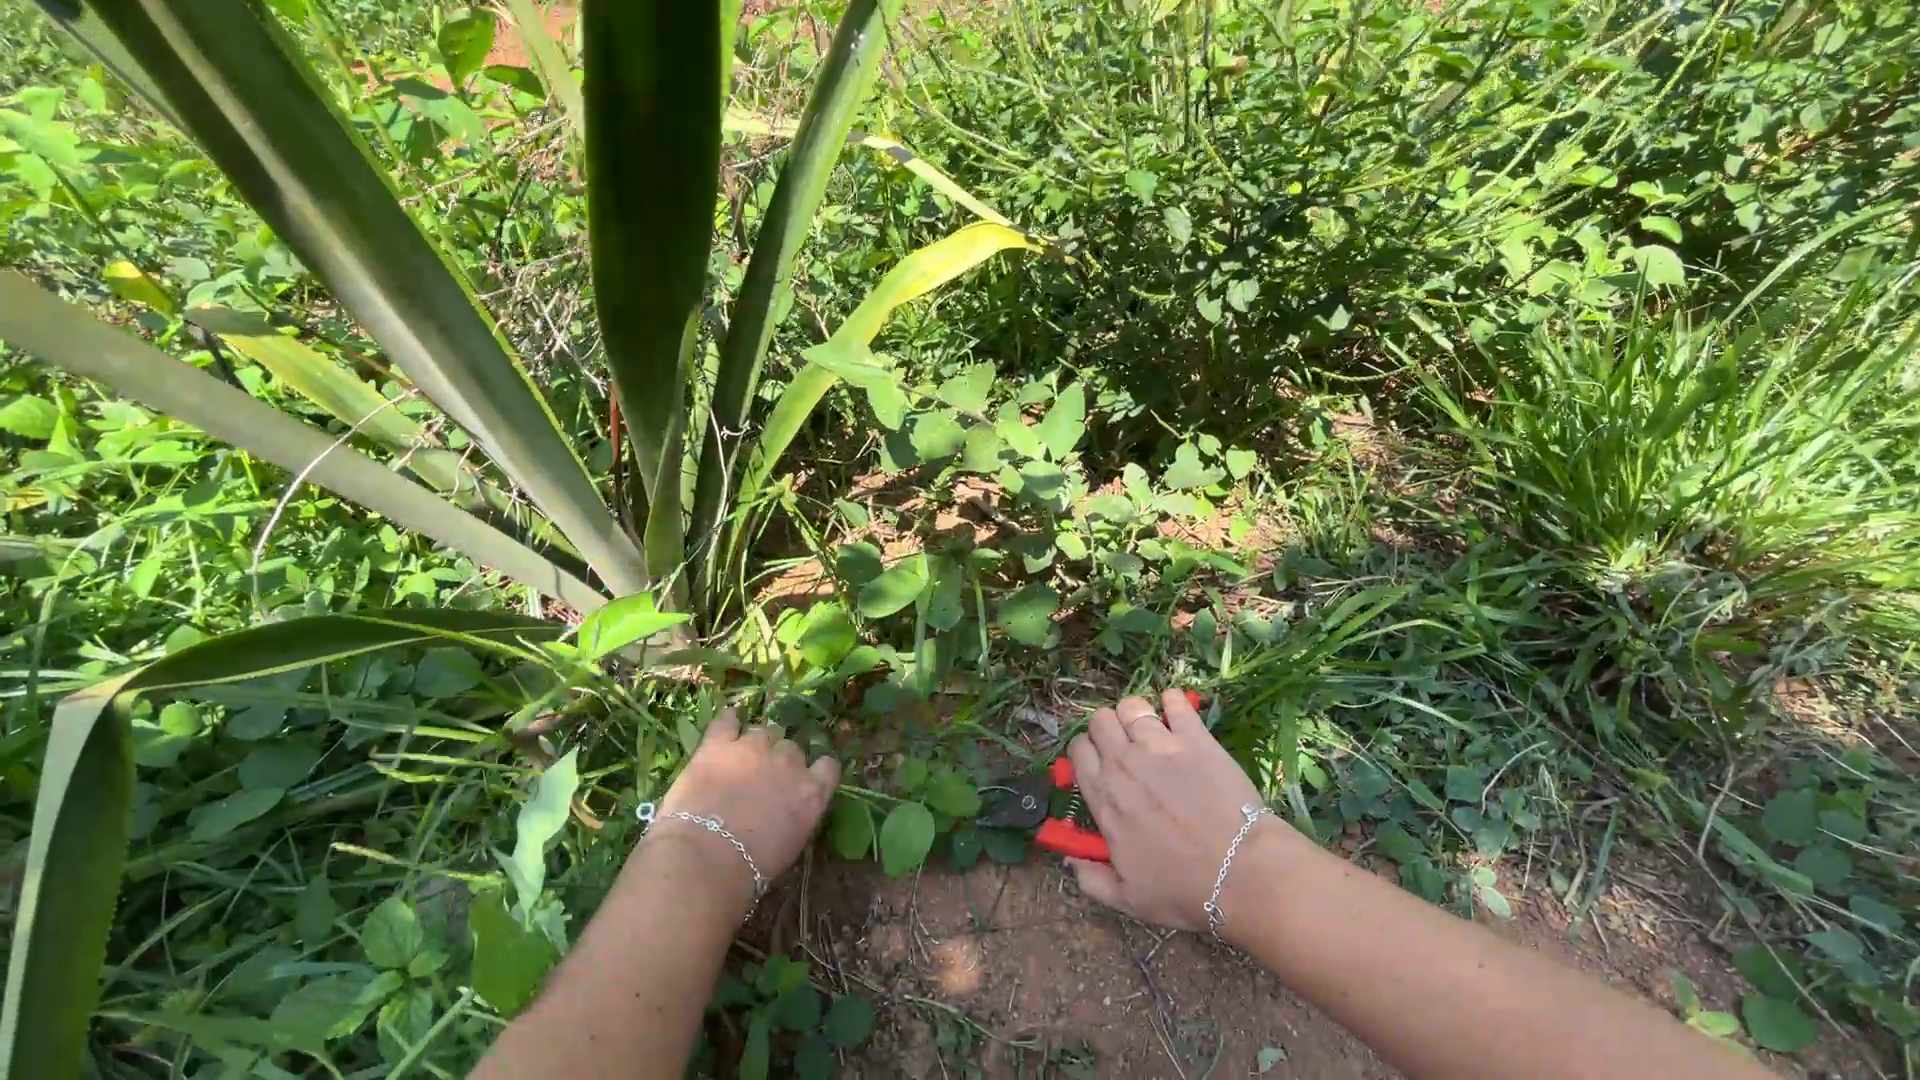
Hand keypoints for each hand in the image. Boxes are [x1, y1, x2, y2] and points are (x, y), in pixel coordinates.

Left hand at [652, 709, 840, 884]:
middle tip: (763, 777)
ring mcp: (753, 748)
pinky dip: (728, 720)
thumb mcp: (789, 845)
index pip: (828, 766)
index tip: (805, 778)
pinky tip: (728, 720)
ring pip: (763, 731)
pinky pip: (727, 721)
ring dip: (756, 742)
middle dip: (780, 759)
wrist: (705, 859)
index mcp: (811, 793)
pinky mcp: (718, 744)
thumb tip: (784, 812)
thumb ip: (795, 816)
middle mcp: (789, 764)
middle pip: (791, 748)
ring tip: (742, 756)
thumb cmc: (750, 869)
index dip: (816, 769)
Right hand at [1064, 688, 1292, 938]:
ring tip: (1149, 729)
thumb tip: (1070, 860)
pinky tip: (1177, 713)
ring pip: (1130, 705)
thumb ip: (1091, 879)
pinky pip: (1174, 701)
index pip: (1077, 751)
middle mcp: (1124, 763)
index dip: (1085, 753)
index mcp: (1104, 797)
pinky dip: (1172, 702)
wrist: (1242, 872)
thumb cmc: (1184, 888)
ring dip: (1135, 714)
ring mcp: (1160, 745)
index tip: (1098, 764)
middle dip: (1106, 728)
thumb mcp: (1128, 899)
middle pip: (1099, 720)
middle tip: (1124, 747)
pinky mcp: (1195, 737)